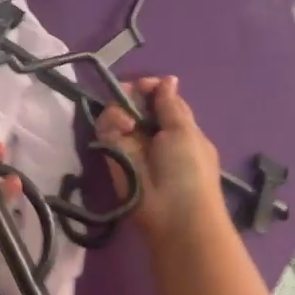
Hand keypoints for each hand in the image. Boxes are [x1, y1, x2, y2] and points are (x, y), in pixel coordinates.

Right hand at [95, 76, 222, 241]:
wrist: (173, 215)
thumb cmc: (189, 170)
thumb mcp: (185, 131)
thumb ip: (171, 104)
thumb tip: (169, 80)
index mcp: (177, 127)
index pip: (160, 99)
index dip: (152, 88)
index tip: (148, 86)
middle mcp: (152, 133)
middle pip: (136, 102)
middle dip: (132, 94)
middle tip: (131, 94)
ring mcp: (131, 143)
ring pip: (117, 113)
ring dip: (120, 109)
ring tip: (127, 121)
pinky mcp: (112, 154)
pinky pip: (105, 128)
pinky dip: (110, 122)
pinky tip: (122, 128)